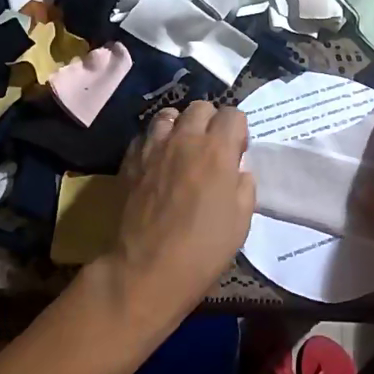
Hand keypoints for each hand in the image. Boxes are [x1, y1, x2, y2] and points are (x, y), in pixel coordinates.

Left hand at [102, 102, 255, 321]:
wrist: (148, 266)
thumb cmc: (204, 248)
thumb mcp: (241, 220)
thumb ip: (243, 186)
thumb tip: (236, 171)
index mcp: (216, 150)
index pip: (232, 114)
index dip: (237, 131)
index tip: (236, 152)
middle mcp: (183, 139)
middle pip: (199, 107)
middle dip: (209, 122)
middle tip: (210, 149)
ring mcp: (152, 147)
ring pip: (167, 115)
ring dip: (179, 126)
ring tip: (181, 149)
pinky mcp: (129, 160)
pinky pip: (144, 136)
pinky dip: (154, 142)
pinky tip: (157, 163)